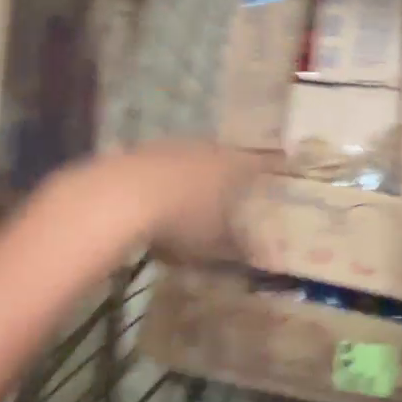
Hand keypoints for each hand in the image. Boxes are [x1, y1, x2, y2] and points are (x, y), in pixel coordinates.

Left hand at [71, 142, 271, 261]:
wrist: (121, 196)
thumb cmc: (182, 221)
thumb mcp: (214, 245)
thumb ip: (237, 249)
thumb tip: (257, 256)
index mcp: (233, 165)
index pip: (261, 162)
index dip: (271, 167)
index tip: (281, 168)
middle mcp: (206, 147)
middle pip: (224, 156)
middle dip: (229, 172)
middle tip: (233, 188)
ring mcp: (170, 146)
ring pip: (191, 158)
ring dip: (193, 175)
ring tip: (192, 198)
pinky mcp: (139, 151)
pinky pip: (161, 166)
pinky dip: (164, 180)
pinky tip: (155, 201)